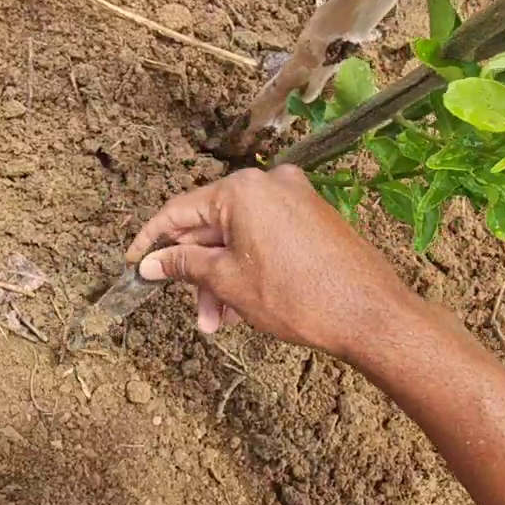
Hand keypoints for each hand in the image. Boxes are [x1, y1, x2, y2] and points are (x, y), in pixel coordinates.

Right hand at [127, 166, 420, 358]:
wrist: (369, 314)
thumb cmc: (296, 296)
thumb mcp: (226, 281)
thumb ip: (182, 265)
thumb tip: (150, 263)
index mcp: (241, 189)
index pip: (178, 212)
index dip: (151, 241)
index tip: (135, 263)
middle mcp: (267, 183)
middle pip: (210, 227)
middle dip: (196, 273)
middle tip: (191, 310)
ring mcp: (293, 198)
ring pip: (237, 238)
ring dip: (221, 278)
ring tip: (219, 321)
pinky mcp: (311, 217)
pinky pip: (262, 238)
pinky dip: (246, 268)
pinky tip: (242, 307)